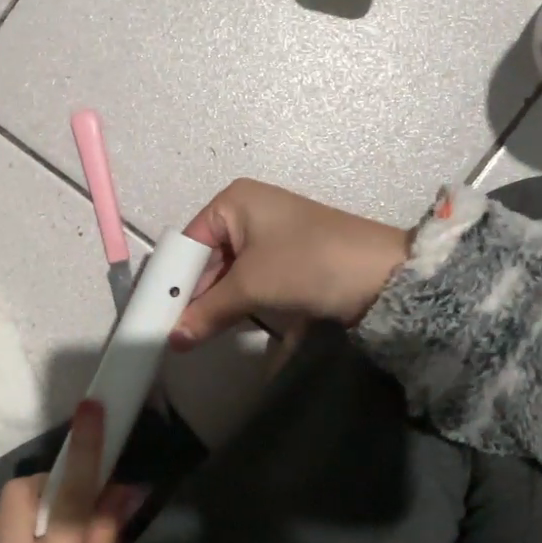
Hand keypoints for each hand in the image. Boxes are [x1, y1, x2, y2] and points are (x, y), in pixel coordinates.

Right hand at [169, 178, 410, 351]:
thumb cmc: (309, 263)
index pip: (189, 242)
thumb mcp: (252, 285)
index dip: (173, 279)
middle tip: (172, 334)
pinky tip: (222, 331)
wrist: (386, 276)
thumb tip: (172, 340)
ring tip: (190, 338)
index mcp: (234, 202)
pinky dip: (239, 306)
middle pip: (207, 260)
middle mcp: (249, 215)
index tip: (155, 315)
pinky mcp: (289, 266)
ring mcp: (271, 241)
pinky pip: (252, 285)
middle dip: (193, 296)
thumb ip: (207, 311)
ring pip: (229, 277)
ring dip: (215, 305)